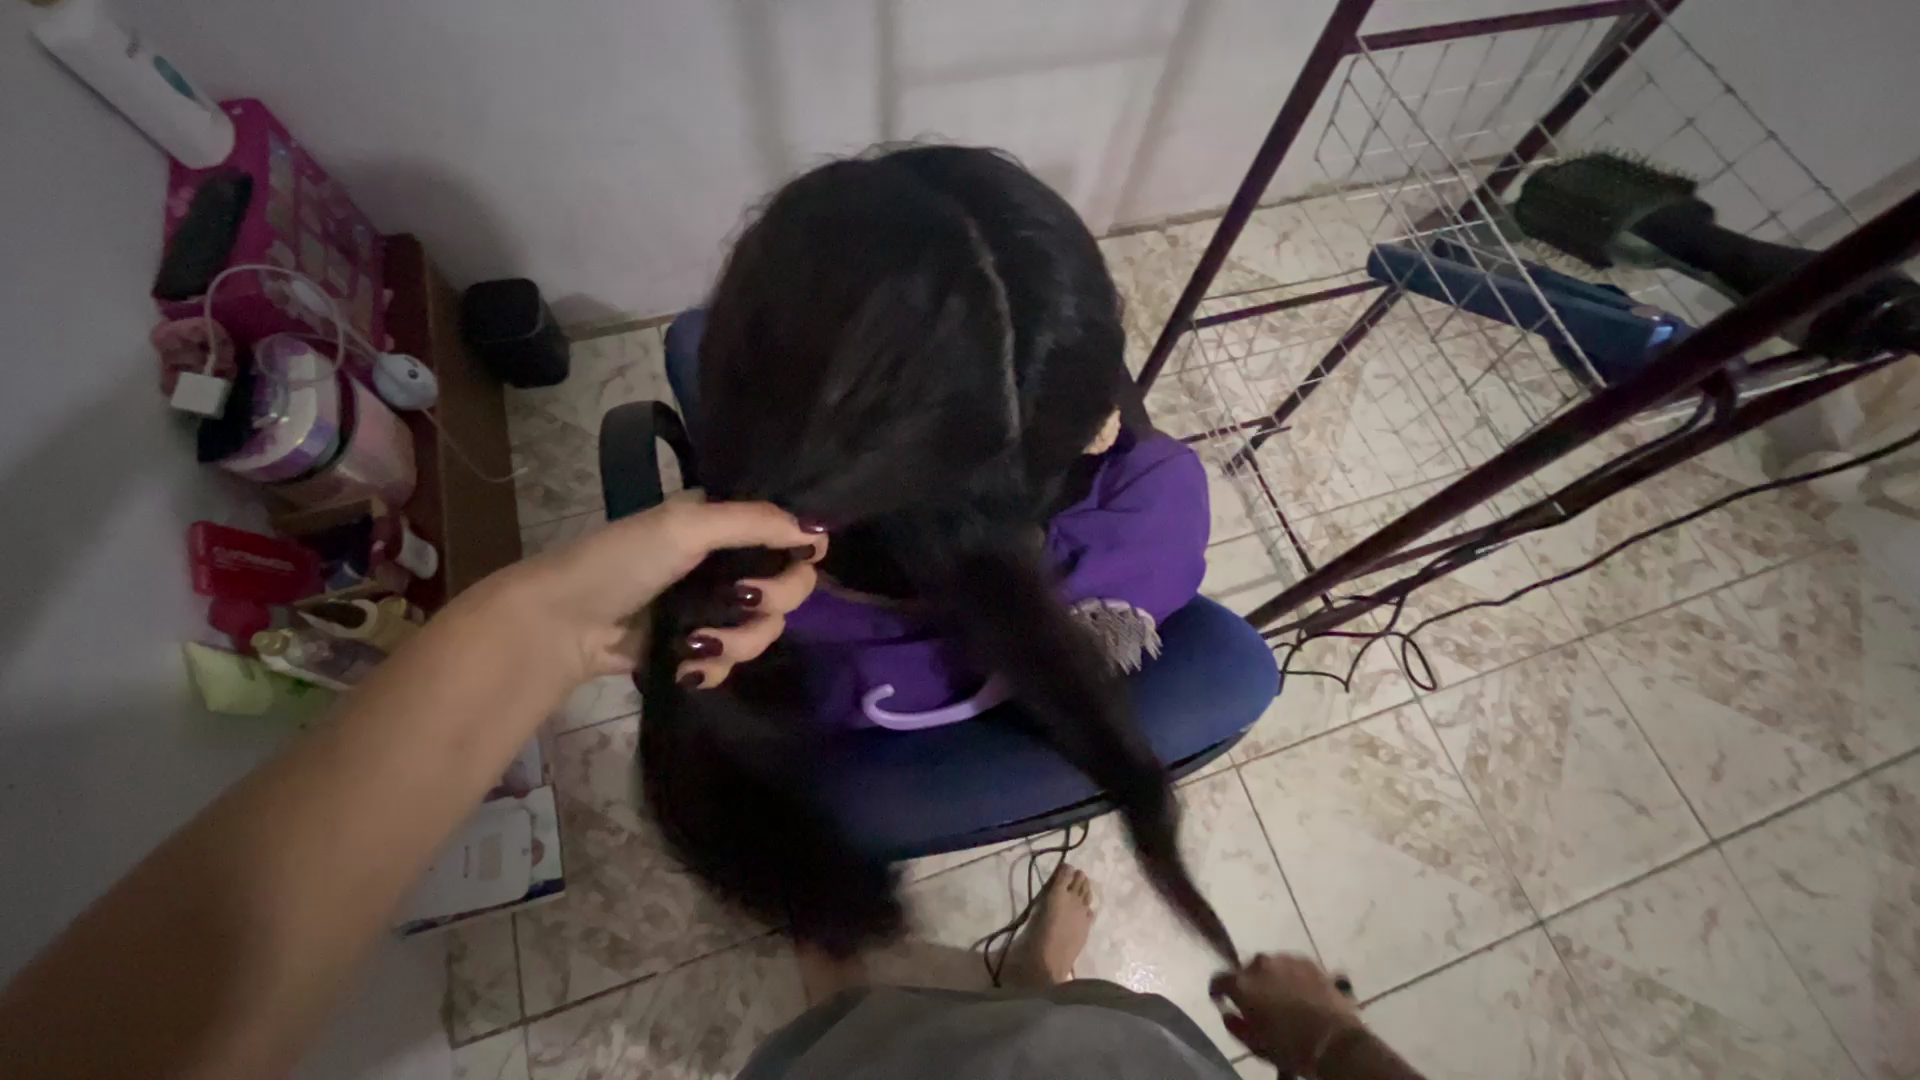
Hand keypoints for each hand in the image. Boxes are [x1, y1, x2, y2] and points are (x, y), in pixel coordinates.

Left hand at [511, 493, 824, 684]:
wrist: (563, 624)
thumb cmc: (621, 560)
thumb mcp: (686, 526)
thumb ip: (754, 522)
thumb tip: (819, 532)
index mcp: (727, 527)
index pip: (791, 538)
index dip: (802, 553)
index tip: (797, 562)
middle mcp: (729, 566)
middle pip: (790, 588)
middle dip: (772, 601)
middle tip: (743, 602)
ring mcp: (716, 610)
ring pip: (766, 631)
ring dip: (738, 641)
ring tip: (698, 644)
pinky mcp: (700, 649)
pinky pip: (735, 663)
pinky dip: (715, 667)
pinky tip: (687, 666)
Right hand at [1211, 953, 1362, 1073]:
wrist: (1336, 1041)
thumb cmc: (1291, 1048)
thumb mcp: (1257, 1046)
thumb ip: (1235, 1026)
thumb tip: (1226, 1013)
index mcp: (1241, 984)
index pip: (1219, 979)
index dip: (1219, 990)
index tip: (1222, 999)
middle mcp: (1259, 964)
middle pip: (1246, 971)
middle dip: (1249, 985)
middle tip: (1260, 1004)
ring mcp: (1284, 959)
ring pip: (1270, 967)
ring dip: (1271, 979)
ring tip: (1284, 999)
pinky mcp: (1307, 961)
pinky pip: (1291, 966)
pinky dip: (1292, 977)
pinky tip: (1301, 993)